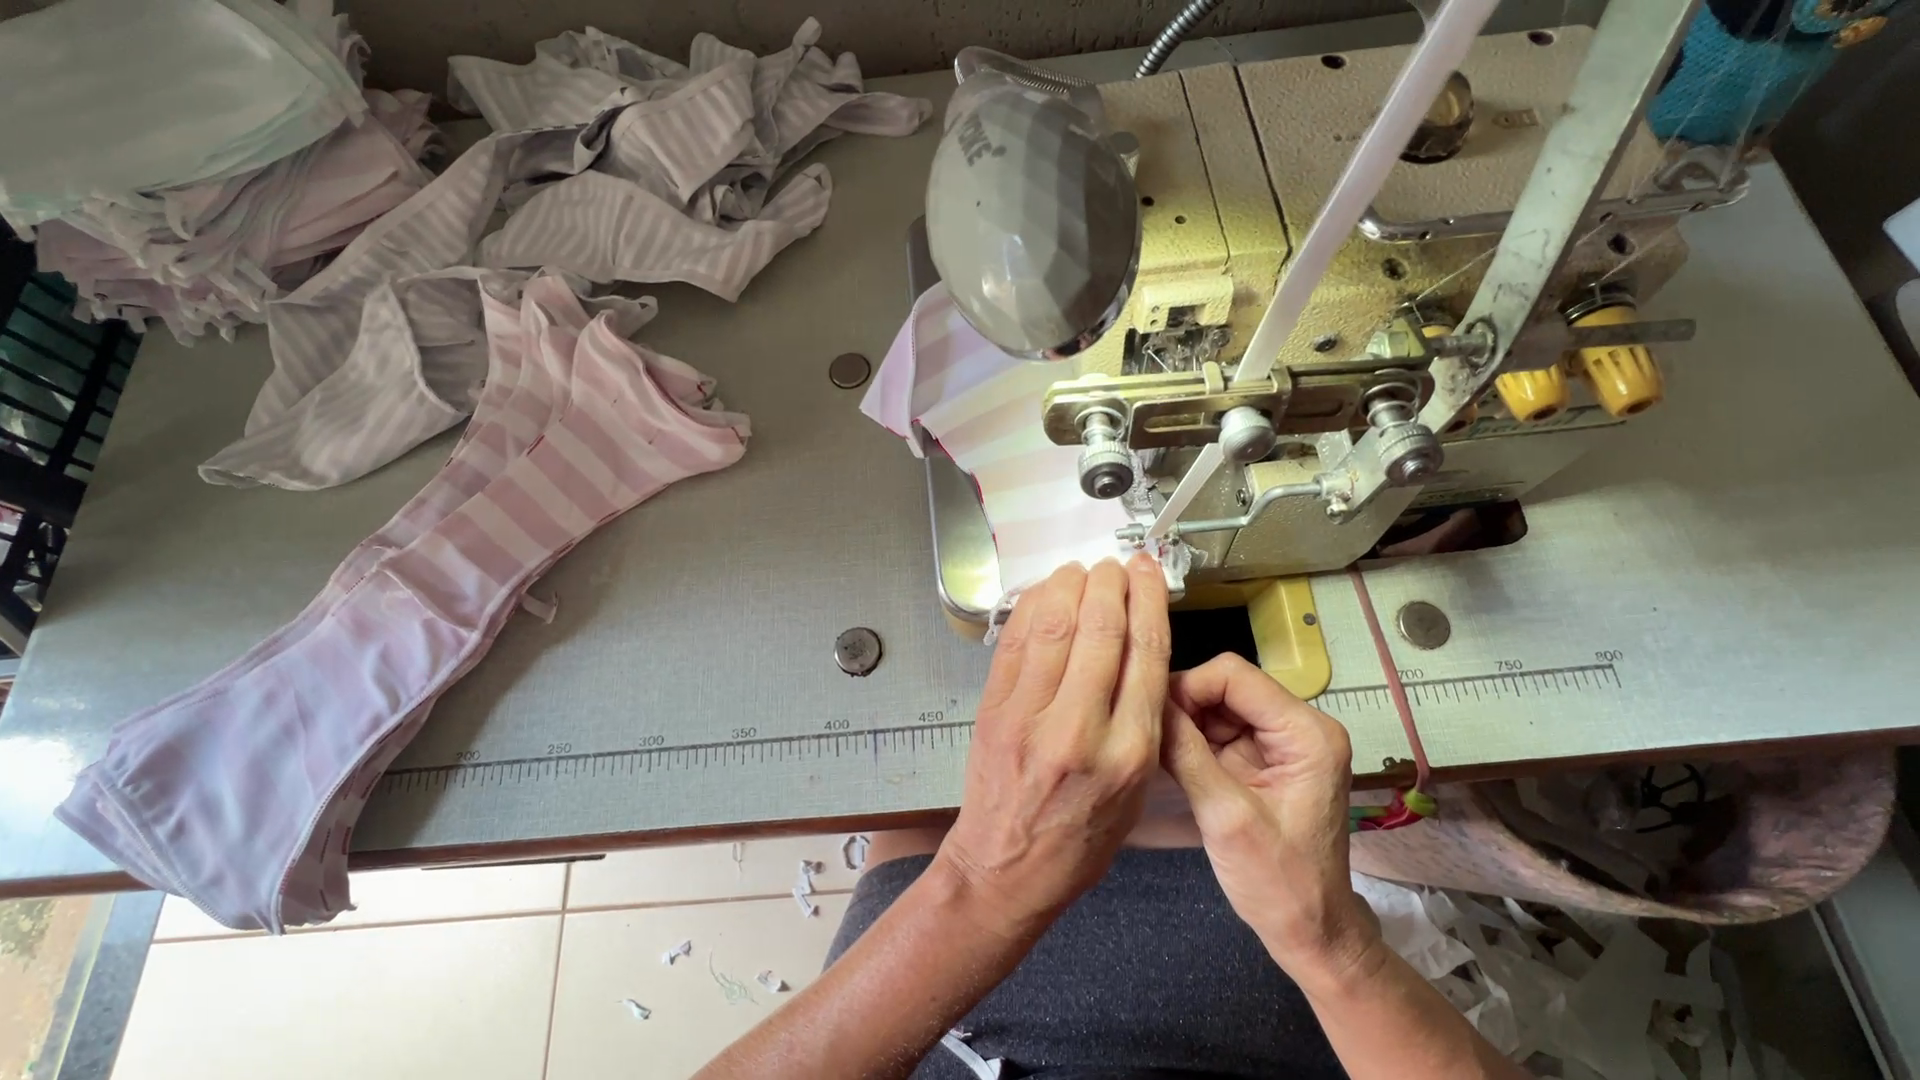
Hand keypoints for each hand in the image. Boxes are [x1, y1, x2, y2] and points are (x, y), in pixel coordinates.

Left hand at [936, 556, 1171, 939]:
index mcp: (1129, 752)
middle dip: (1112, 582)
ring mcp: (1029, 716)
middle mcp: (1081, 728)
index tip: (1147, 571)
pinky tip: (1047, 592)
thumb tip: (1139, 646)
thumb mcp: (1137, 791)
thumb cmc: (1080, 838)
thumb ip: (1144, 720)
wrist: (1006, 869)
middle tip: (1116, 564)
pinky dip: (1033, 606)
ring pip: (1056, 625)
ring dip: (1072, 584)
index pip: (1146, 653)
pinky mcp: (992, 709)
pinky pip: (1016, 641)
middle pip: (1102, 628)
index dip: (1148, 599)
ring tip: (1083, 569)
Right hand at [1160, 653, 1381, 992]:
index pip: (1234, 675)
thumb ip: (1187, 754)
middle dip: (1183, 706)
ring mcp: (1279, 743)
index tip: (1150, 717)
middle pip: (1225, 686)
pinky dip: (1191, 741)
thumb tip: (1146, 705)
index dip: (1187, 687)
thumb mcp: (1226, 817)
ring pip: (1217, 706)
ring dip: (1184, 724)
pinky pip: (1218, 731)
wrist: (1309, 931)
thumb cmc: (1277, 881)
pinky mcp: (1262, 760)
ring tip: (1152, 747)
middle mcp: (1298, 726)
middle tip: (1145, 734)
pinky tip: (1167, 758)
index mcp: (1306, 732)